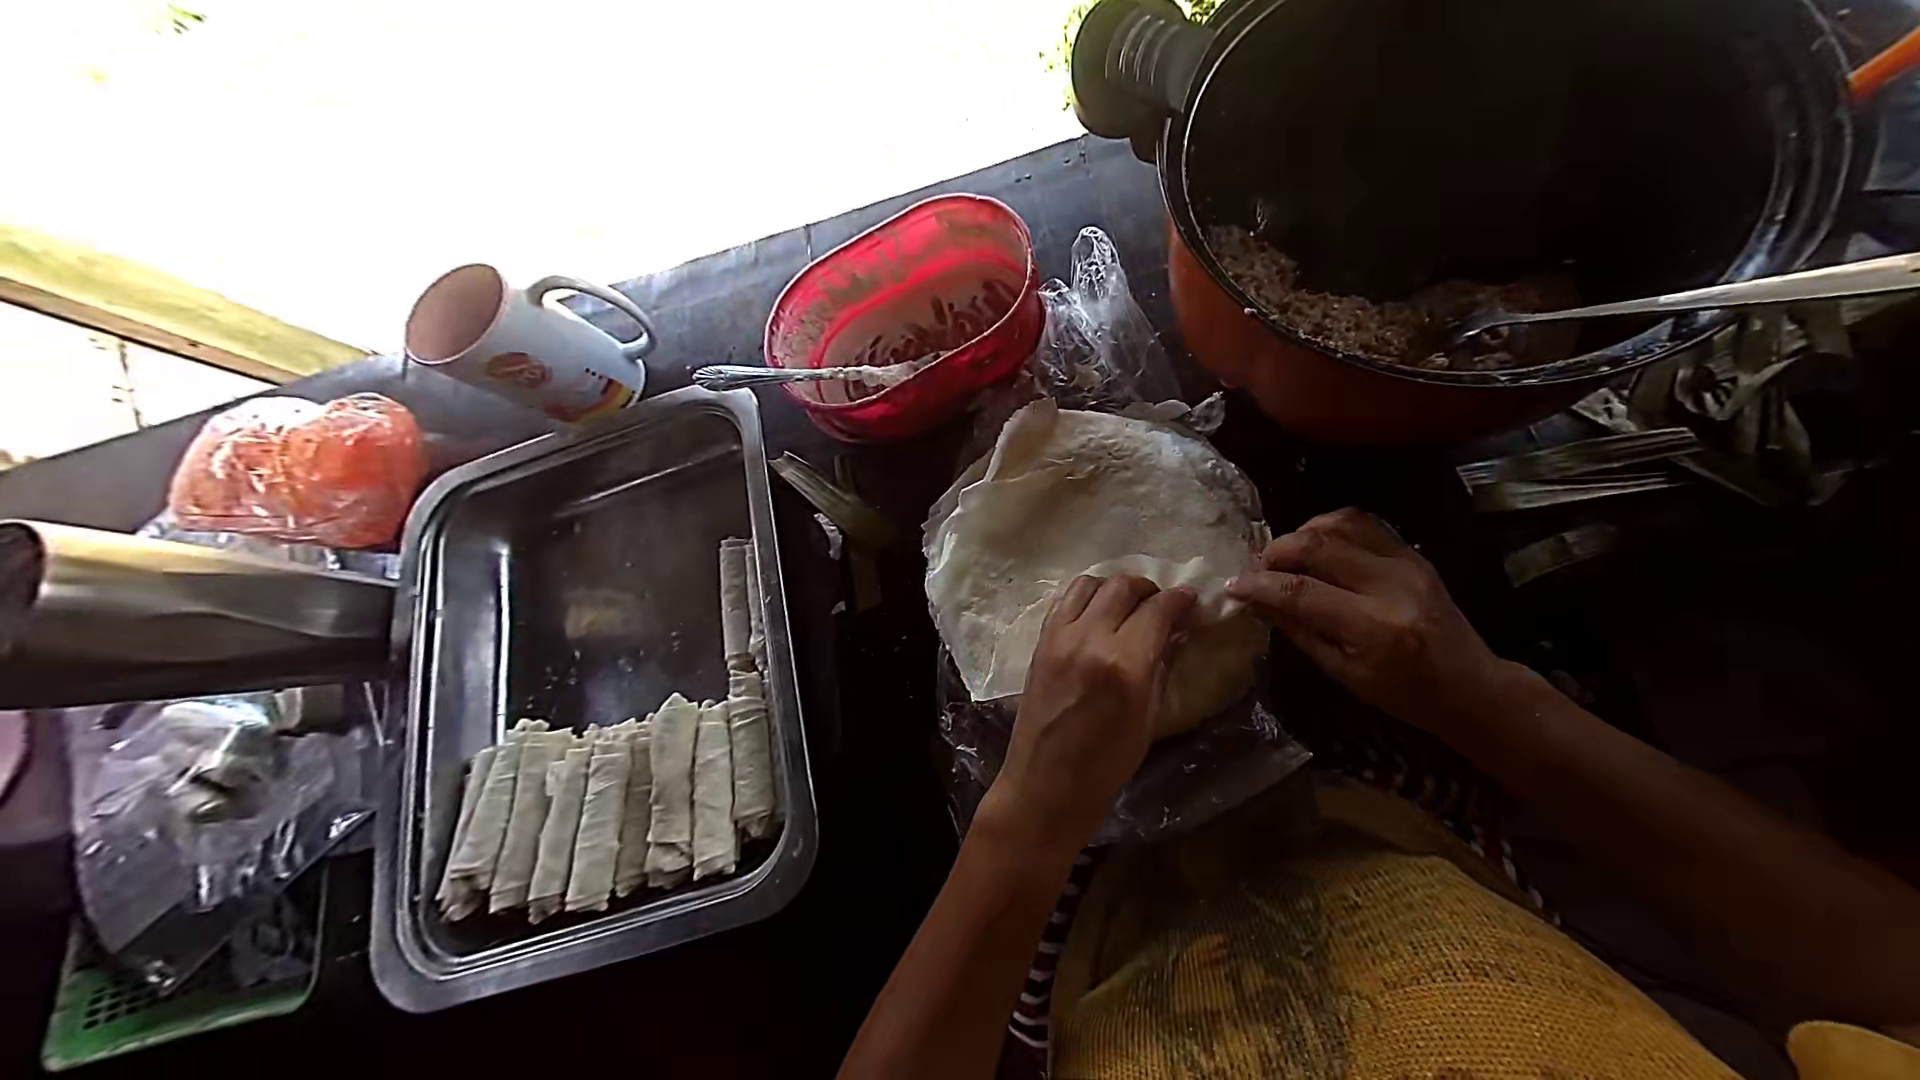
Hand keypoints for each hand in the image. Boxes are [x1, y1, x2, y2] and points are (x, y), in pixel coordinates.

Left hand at [981, 575, 1196, 854]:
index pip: (1158, 610)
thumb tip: (1175, 632)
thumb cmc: (1107, 763)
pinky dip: (1084, 597)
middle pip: (1123, 587)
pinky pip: (1063, 601)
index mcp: (1124, 664)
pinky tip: (1096, 613)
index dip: (1180, 600)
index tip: (1190, 599)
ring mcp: (1059, 637)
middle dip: (1149, 589)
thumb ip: (1161, 665)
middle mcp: (1089, 639)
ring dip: (1114, 587)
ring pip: (1089, 584)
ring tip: (1128, 605)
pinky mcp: (1040, 641)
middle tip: (1161, 603)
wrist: (1046, 782)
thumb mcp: (1149, 717)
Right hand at [1227, 508, 1519, 733]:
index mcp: (1373, 627)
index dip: (1260, 585)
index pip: (1301, 591)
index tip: (1234, 585)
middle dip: (1276, 551)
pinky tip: (1315, 547)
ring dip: (1301, 533)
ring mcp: (1406, 563)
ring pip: (1340, 523)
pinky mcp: (1412, 553)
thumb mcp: (1341, 672)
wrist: (1471, 685)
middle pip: (1318, 545)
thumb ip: (1296, 630)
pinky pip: (1362, 524)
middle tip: (1258, 568)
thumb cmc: (1402, 692)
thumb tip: (1253, 601)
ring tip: (1285, 555)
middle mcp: (1391, 585)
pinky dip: (1328, 528)